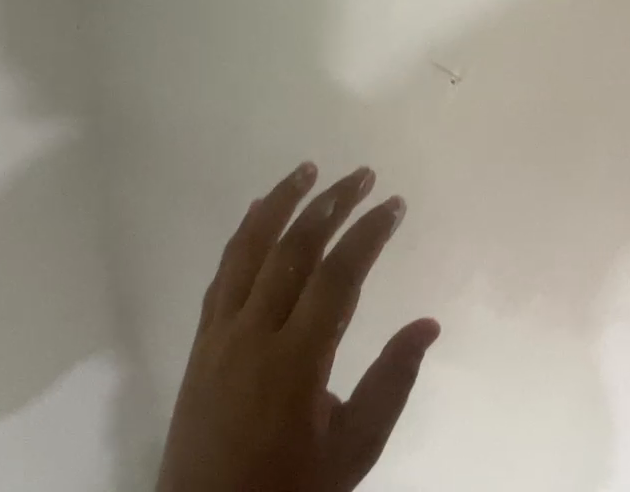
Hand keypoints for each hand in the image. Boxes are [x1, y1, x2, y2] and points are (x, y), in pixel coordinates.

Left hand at [156, 163, 439, 491]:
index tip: (394, 204)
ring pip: (250, 249)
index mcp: (297, 360)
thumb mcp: (353, 448)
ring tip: (308, 169)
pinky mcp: (201, 340)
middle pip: (295, 249)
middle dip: (331, 205)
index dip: (368, 233)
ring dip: (280, 203)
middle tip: (362, 174)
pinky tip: (256, 213)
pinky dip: (242, 235)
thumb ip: (391, 382)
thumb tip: (428, 324)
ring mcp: (221, 332)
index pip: (338, 276)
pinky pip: (222, 273)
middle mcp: (254, 333)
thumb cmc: (289, 487)